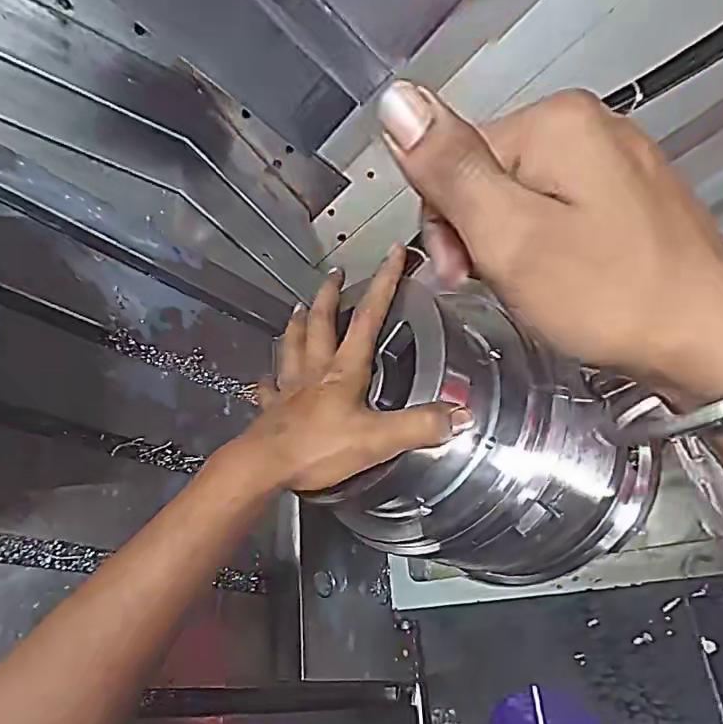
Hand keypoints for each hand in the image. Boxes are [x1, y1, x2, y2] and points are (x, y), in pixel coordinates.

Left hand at [217, 245, 470, 492]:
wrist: (266, 466)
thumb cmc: (317, 449)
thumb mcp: (378, 440)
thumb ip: (419, 426)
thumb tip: (458, 415)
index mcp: (343, 372)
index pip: (368, 319)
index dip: (383, 284)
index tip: (392, 257)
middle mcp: (314, 373)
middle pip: (322, 323)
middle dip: (331, 296)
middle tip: (335, 275)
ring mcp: (290, 390)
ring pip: (292, 347)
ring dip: (297, 325)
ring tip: (299, 308)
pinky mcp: (272, 412)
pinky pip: (268, 390)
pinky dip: (267, 380)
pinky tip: (264, 378)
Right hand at [375, 83, 722, 402]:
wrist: (703, 339)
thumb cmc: (615, 298)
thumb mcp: (510, 238)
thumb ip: (451, 172)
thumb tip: (397, 105)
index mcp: (554, 126)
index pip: (451, 160)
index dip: (445, 227)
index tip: (466, 274)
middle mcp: (588, 131)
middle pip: (487, 180)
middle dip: (479, 240)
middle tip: (501, 287)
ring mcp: (610, 168)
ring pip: (520, 206)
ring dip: (510, 254)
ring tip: (536, 292)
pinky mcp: (622, 205)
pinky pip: (555, 223)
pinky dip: (544, 258)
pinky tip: (561, 287)